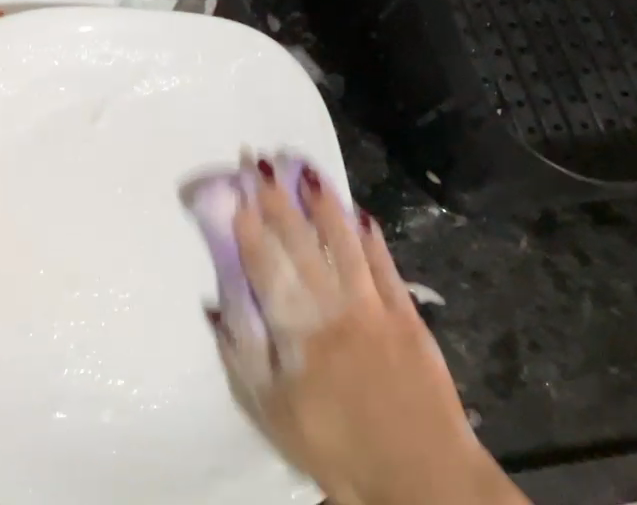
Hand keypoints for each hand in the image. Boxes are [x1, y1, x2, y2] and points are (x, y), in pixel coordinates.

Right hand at [216, 157, 525, 504]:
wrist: (421, 477)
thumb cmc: (335, 447)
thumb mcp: (270, 412)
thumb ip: (241, 354)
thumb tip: (215, 306)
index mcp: (296, 328)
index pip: (265, 263)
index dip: (247, 224)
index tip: (232, 189)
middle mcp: (333, 305)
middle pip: (300, 243)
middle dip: (277, 200)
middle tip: (258, 163)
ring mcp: (374, 307)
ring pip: (344, 243)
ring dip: (322, 205)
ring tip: (305, 170)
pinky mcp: (407, 317)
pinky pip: (385, 266)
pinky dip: (371, 238)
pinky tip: (360, 213)